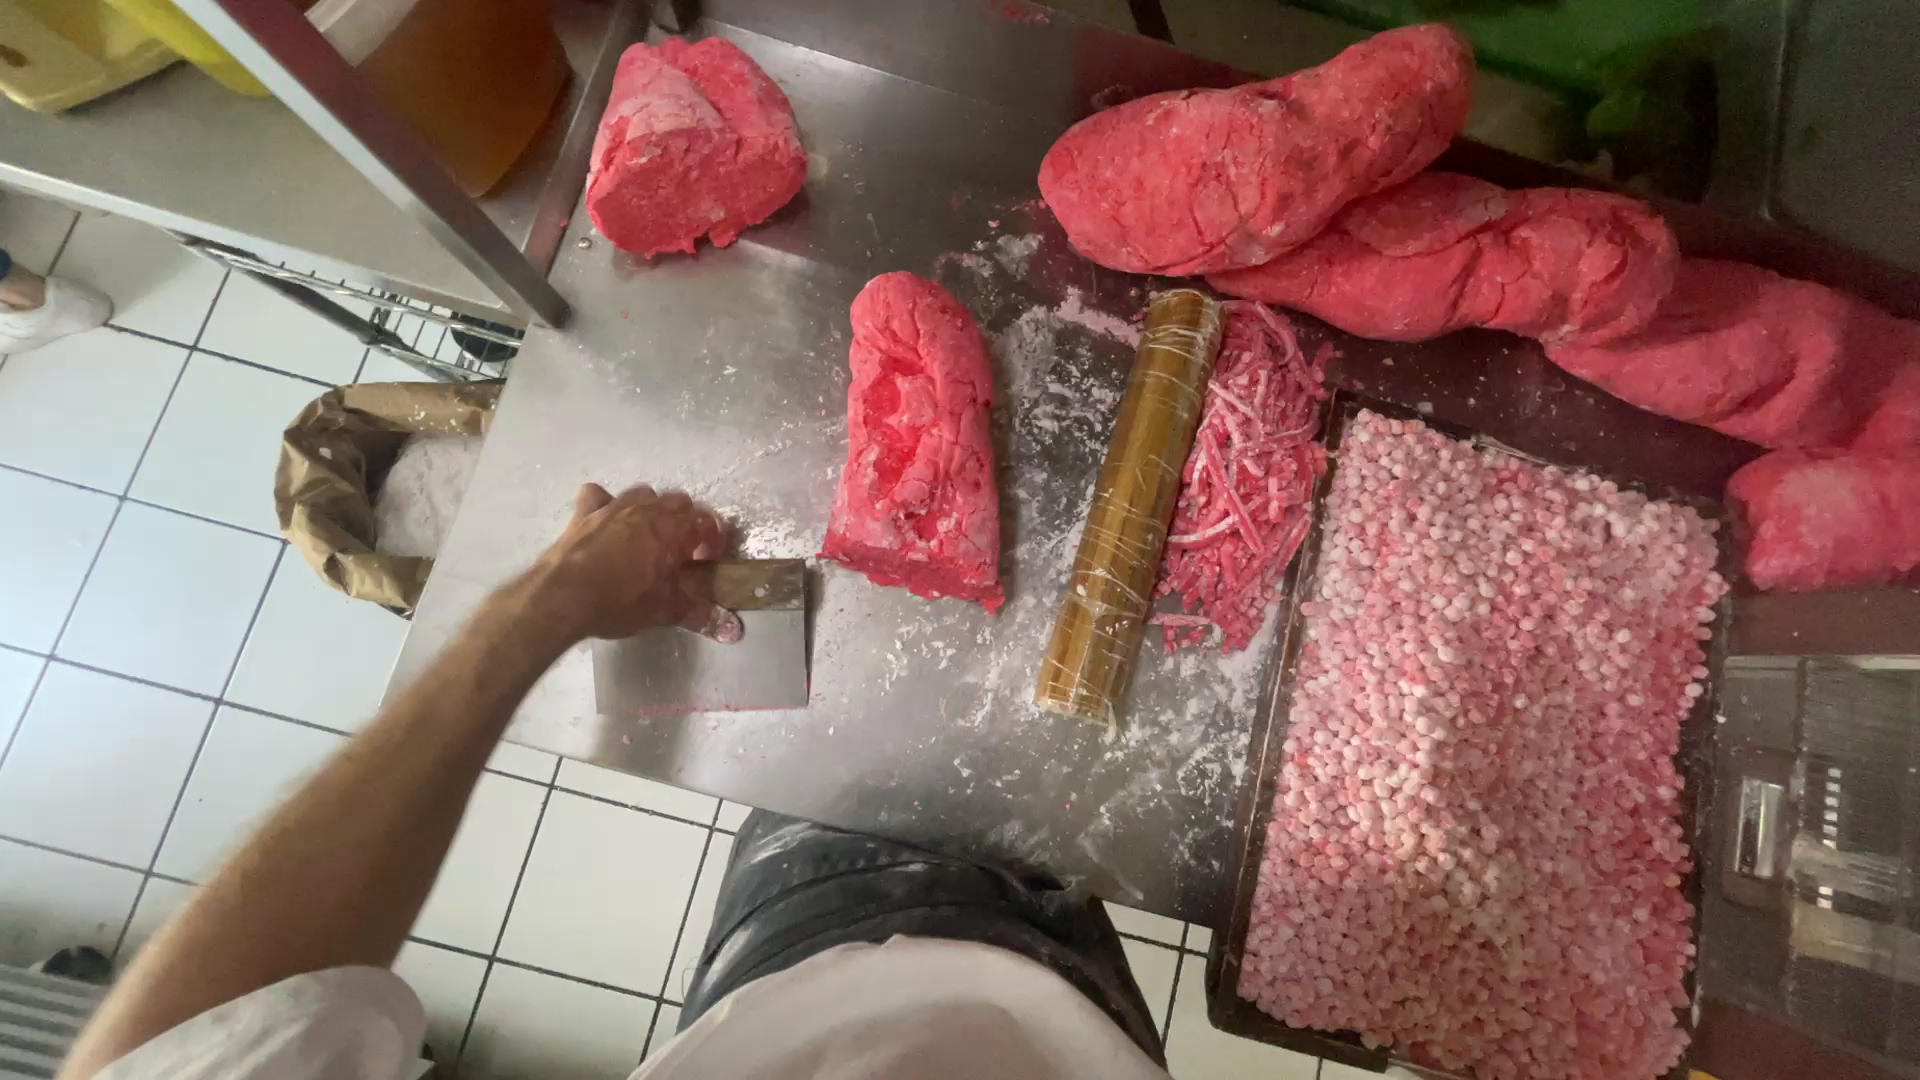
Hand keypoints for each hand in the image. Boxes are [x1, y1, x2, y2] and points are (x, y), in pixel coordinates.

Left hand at [525, 483, 743, 643]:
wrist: (562, 597)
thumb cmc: (621, 600)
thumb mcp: (666, 611)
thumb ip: (701, 616)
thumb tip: (734, 632)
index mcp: (674, 529)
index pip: (707, 521)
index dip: (713, 539)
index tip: (707, 560)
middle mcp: (648, 510)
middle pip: (679, 502)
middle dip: (686, 521)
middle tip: (681, 551)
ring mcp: (614, 507)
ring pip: (643, 494)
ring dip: (651, 509)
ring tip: (648, 535)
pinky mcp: (584, 514)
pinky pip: (599, 496)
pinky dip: (605, 504)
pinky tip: (606, 522)